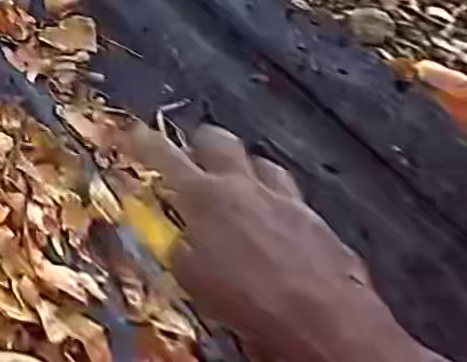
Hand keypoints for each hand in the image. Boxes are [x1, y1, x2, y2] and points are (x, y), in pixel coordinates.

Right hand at [133, 124, 447, 361]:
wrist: (335, 334)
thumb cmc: (250, 303)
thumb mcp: (192, 277)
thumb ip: (177, 245)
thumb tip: (175, 239)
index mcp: (201, 193)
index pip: (160, 151)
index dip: (141, 138)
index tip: (132, 132)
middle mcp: (242, 187)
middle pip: (218, 139)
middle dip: (202, 143)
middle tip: (194, 157)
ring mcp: (289, 205)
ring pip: (264, 166)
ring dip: (249, 173)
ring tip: (242, 189)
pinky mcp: (326, 230)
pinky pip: (299, 207)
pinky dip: (284, 213)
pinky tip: (281, 232)